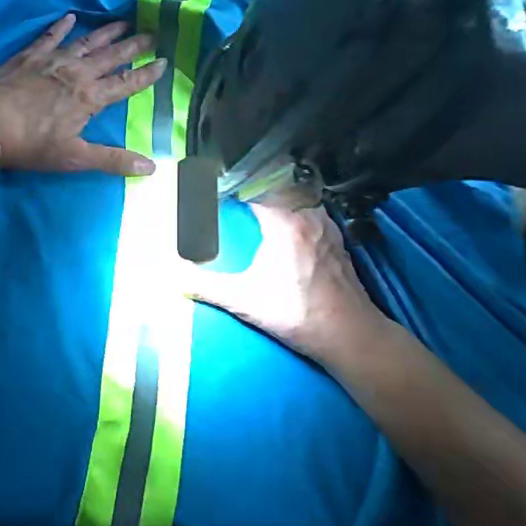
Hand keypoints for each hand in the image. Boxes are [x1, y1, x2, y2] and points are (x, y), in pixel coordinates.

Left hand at [0, 15, 164, 176]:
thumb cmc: (30, 145)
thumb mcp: (74, 157)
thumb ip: (112, 160)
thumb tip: (151, 167)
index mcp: (89, 98)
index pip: (125, 84)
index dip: (146, 75)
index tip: (164, 61)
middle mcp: (75, 73)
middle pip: (110, 57)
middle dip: (132, 46)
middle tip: (151, 33)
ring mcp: (51, 61)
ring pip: (84, 42)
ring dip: (105, 33)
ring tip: (122, 22)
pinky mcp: (28, 57)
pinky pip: (49, 37)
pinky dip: (60, 27)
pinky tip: (69, 17)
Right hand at [181, 204, 391, 361]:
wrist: (349, 335)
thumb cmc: (297, 315)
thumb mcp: (244, 301)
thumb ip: (207, 287)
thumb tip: (176, 279)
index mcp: (286, 223)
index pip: (254, 190)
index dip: (234, 190)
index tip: (216, 195)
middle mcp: (310, 217)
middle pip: (277, 190)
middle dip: (255, 193)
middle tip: (234, 203)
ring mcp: (328, 227)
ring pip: (298, 200)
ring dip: (278, 202)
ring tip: (256, 214)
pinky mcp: (338, 241)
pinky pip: (312, 215)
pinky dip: (296, 216)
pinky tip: (284, 233)